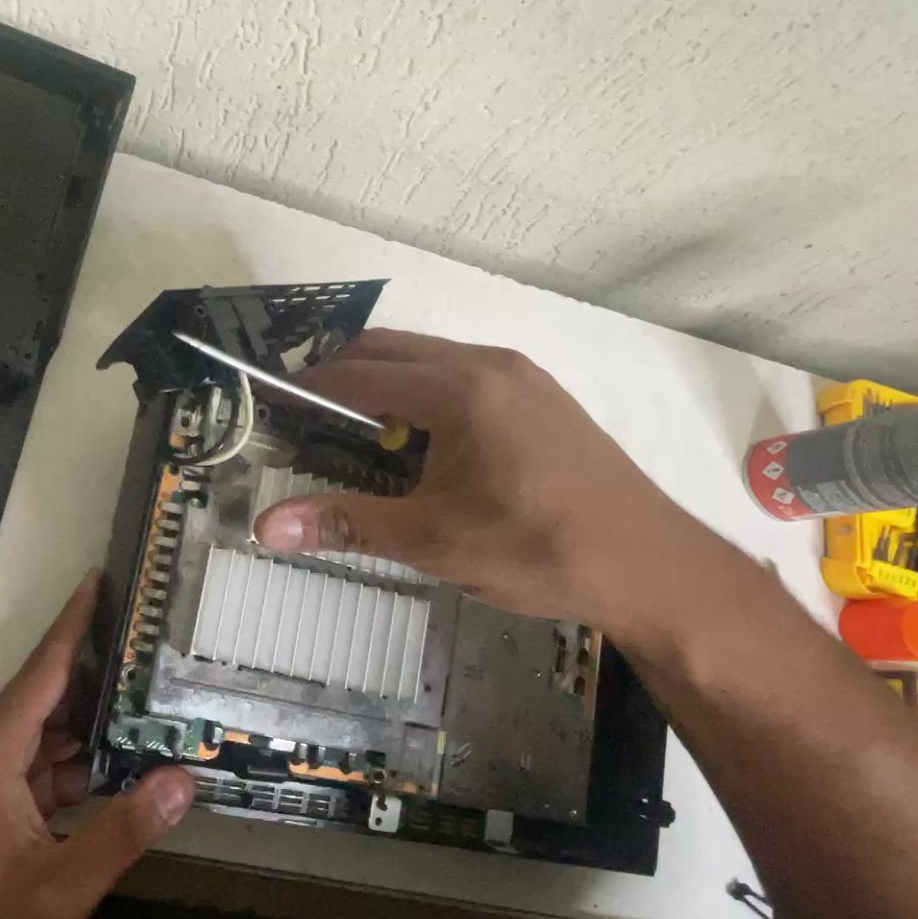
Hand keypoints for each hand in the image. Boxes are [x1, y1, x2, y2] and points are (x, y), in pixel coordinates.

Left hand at [0, 571, 194, 918]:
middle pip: (50, 693)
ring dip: (97, 719)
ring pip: (53, 732)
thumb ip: (122, 833)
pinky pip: (50, 766)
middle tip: (152, 637)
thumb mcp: (60, 889)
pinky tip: (129, 760)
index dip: (72, 623)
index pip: (42, 672)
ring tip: (155, 693)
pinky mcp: (1, 807)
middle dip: (98, 666)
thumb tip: (182, 779)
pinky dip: (86, 760)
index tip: (99, 579)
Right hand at [252, 330, 728, 643]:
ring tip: (356, 435)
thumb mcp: (431, 539)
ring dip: (382, 385)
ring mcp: (522, 377)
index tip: (271, 405)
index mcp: (460, 389)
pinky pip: (461, 375)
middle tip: (304, 416)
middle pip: (390, 350)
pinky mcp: (542, 398)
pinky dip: (422, 395)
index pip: (358, 375)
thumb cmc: (537, 548)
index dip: (307, 389)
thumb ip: (344, 524)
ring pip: (428, 360)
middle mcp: (490, 364)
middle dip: (339, 375)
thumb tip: (263, 527)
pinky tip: (422, 446)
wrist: (654, 568)